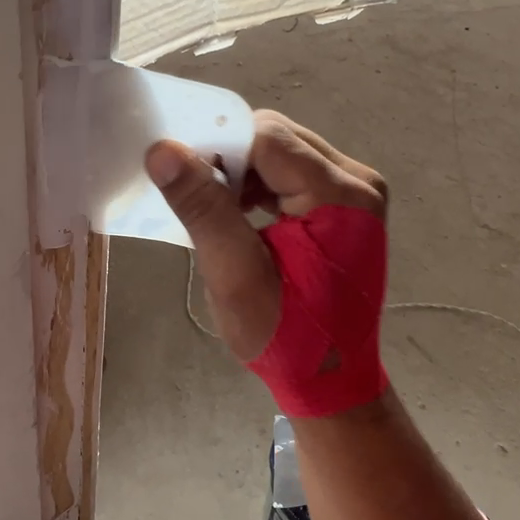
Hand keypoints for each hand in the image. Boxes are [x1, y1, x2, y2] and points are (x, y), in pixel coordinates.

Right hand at [145, 110, 388, 363]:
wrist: (330, 381)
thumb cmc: (284, 337)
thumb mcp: (236, 275)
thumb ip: (204, 208)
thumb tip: (162, 150)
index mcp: (340, 195)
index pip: (267, 138)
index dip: (217, 146)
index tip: (179, 175)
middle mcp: (356, 180)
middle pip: (276, 138)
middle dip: (229, 158)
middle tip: (195, 196)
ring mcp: (355, 190)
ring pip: (281, 150)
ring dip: (241, 171)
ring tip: (214, 209)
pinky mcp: (346, 203)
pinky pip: (292, 171)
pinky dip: (258, 184)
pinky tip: (238, 213)